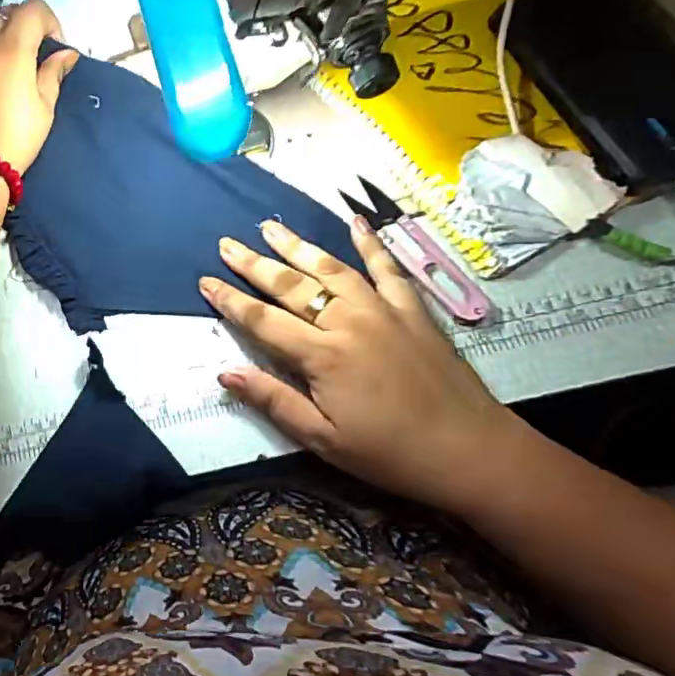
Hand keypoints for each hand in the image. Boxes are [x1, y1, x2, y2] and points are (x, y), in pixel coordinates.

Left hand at [0, 0, 79, 173]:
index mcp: (12, 45)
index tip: (55, 49)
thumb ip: (54, 72)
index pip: (33, 8)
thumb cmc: (19, 132)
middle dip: (26, 27)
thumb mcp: (45, 104)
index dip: (50, 22)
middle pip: (7, 14)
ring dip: (5, 39)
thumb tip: (65, 53)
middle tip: (37, 57)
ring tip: (16, 71)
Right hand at [199, 218, 537, 511]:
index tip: (205, 280)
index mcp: (322, 355)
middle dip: (254, 264)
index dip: (230, 300)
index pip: (263, 320)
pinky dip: (370, 244)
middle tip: (227, 244)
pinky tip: (356, 222)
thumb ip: (274, 400)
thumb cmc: (389, 453)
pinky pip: (387, 268)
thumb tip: (226, 373)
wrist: (469, 450)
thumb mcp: (323, 439)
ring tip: (271, 227)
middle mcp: (348, 321)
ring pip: (331, 269)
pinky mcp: (413, 310)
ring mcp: (383, 310)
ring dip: (298, 246)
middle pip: (291, 286)